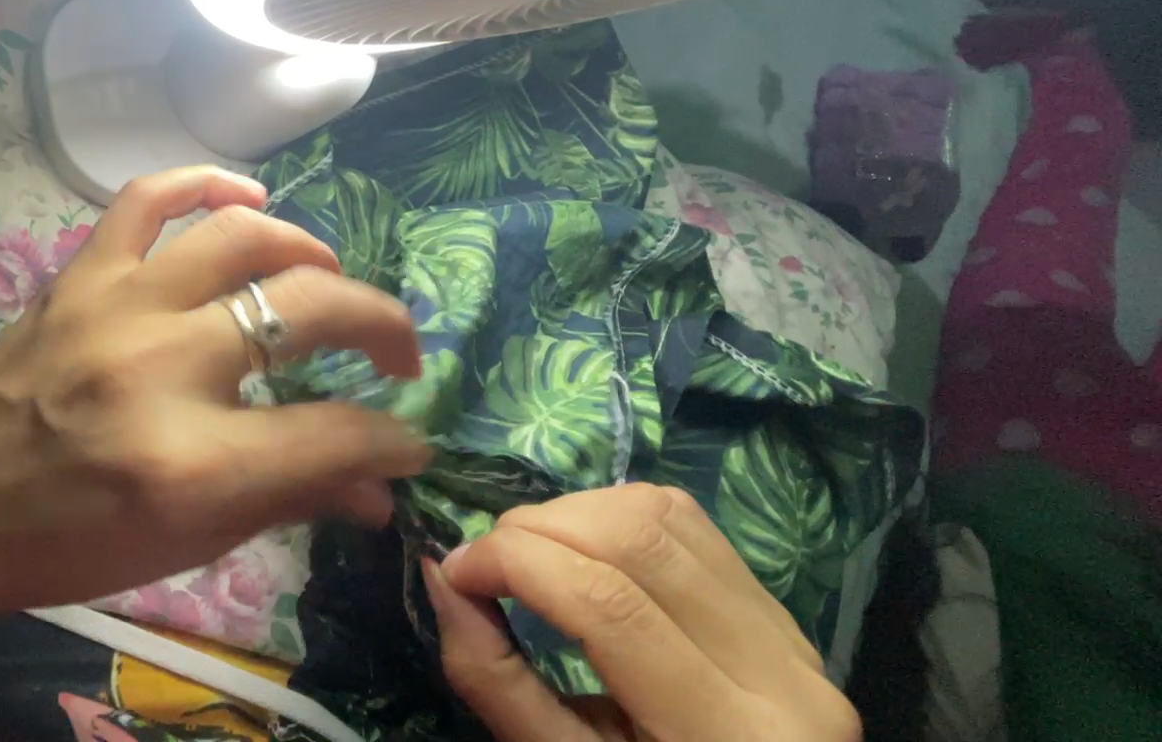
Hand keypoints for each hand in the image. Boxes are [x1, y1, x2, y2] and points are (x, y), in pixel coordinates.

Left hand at [0, 166, 430, 683]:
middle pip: (307, 308)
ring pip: (239, 237)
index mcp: (191, 463)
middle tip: (395, 352)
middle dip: (379, 325)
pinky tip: (248, 197)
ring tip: (327, 273)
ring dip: (306, 249)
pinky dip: (205, 183)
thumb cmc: (69, 542)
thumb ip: (292, 498)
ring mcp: (116, 307)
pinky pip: (148, 197)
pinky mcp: (79, 275)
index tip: (404, 438)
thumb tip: (380, 480)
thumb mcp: (188, 543)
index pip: (334, 434)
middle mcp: (161, 368)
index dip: (389, 440)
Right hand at [423, 484, 859, 741]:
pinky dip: (611, 511)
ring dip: (568, 512)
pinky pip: (684, 518)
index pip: (605, 604)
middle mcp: (782, 675)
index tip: (454, 570)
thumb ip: (495, 678)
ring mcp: (790, 633)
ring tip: (530, 552)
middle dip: (532, 528)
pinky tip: (583, 546)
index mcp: (728, 739)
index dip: (513, 563)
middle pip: (631, 539)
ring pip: (657, 512)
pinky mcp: (777, 607)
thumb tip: (439, 572)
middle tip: (486, 562)